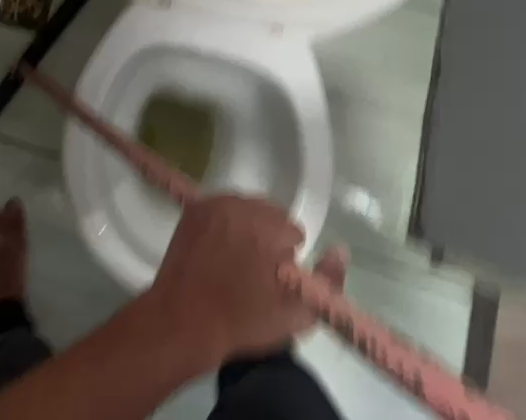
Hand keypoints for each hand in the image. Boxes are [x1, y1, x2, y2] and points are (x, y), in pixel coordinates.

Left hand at [143, 195, 348, 368]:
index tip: (273, 278)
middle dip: (270, 236)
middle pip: (269, 212)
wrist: (185, 319)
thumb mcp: (297, 314)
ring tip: (236, 260)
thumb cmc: (243, 320)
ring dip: (248, 226)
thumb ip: (327, 281)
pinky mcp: (193, 209)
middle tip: (255, 270)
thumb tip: (340, 248)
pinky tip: (219, 248)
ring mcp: (212, 205)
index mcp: (266, 228)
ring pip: (245, 207)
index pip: (292, 231)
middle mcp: (239, 207)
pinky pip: (222, 207)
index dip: (287, 258)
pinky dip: (225, 222)